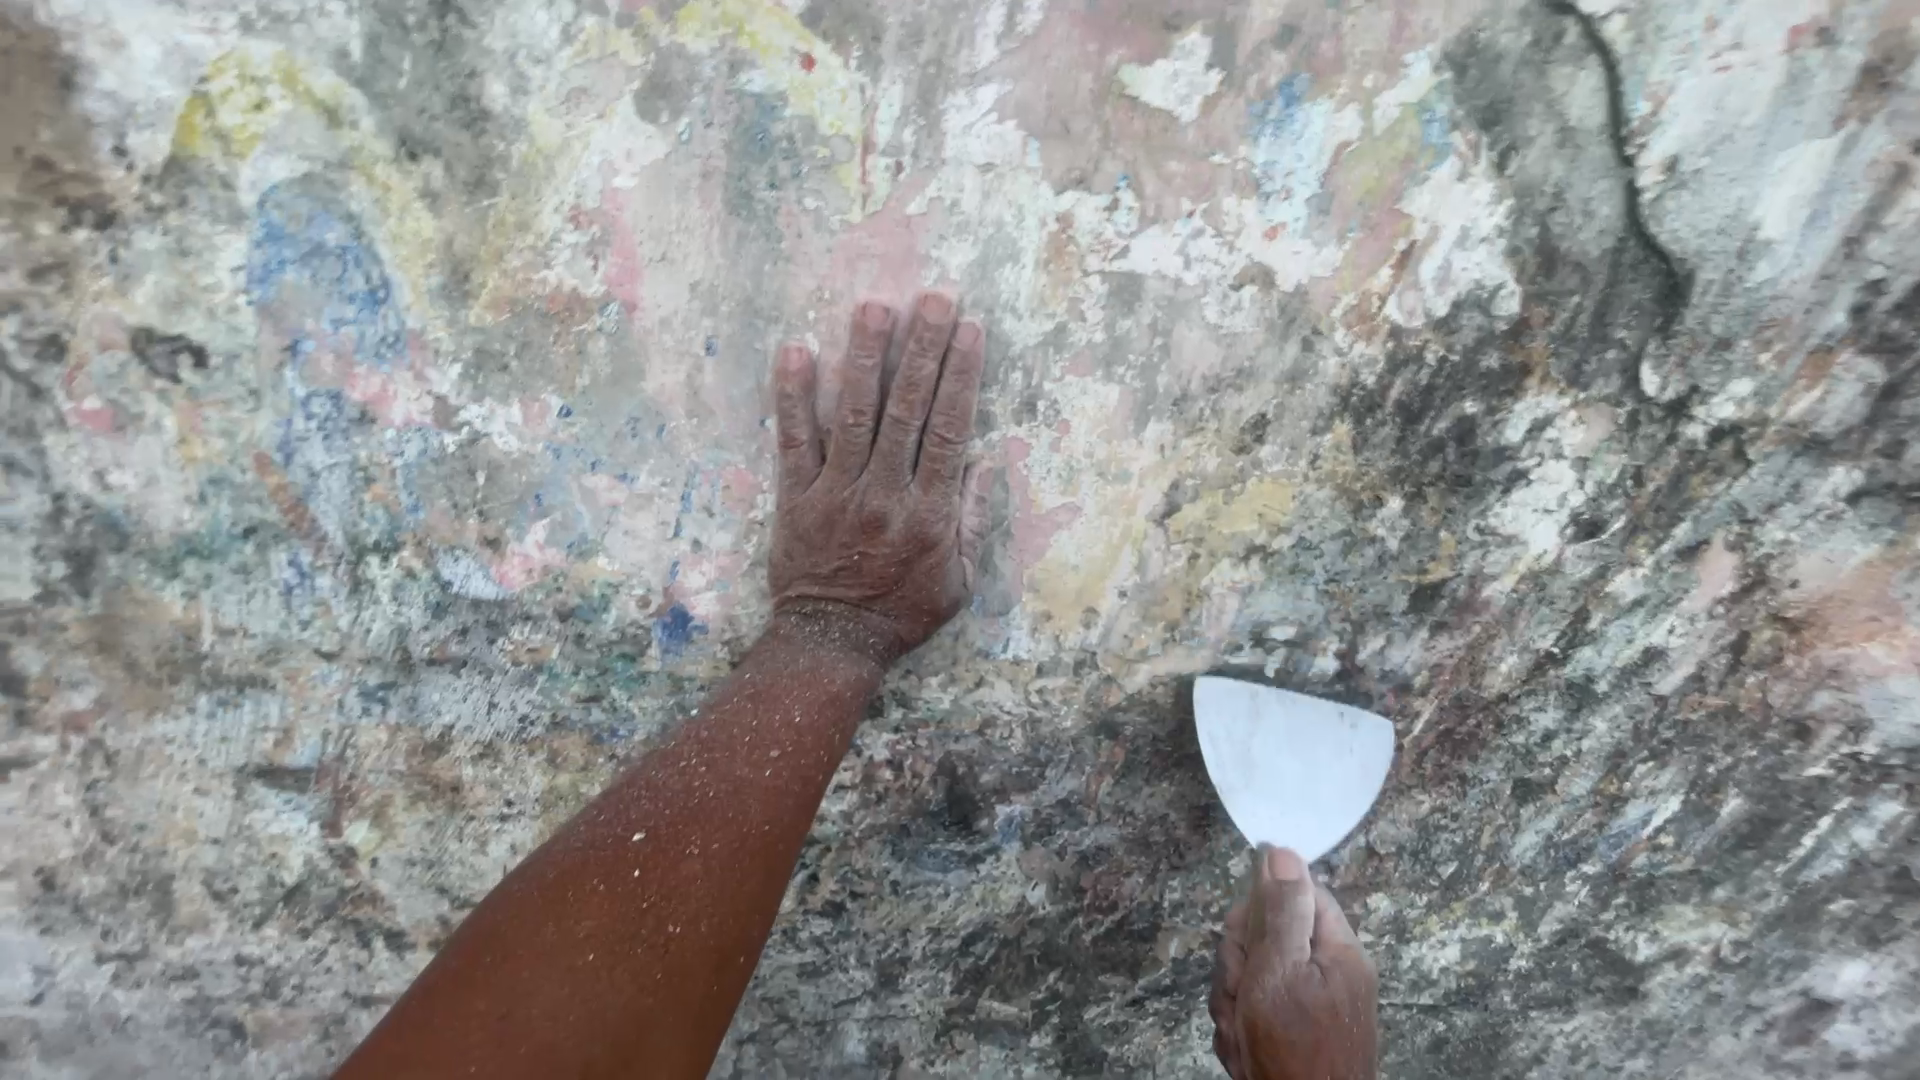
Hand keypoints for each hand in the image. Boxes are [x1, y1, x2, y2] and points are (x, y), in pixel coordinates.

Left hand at [767, 294, 989, 666]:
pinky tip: (796, 352)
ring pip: (853, 416)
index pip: (949, 431)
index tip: (969, 330)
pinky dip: (793, 397)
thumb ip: (973, 521)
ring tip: (874, 308)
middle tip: (932, 298)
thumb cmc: (904, 614)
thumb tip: (985, 460)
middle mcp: (885, 495)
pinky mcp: (796, 499)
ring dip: (865, 359)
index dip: (960, 376)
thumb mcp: (961, 582)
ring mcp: (837, 494)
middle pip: (907, 411)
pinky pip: (794, 442)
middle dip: (922, 350)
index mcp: (930, 514)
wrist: (834, 642)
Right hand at [1210, 848, 1378, 1079]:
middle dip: (1240, 959)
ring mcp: (1305, 1004)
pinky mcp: (1286, 1030)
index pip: (1299, 892)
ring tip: (1241, 1027)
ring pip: (1248, 969)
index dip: (1262, 901)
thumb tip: (1282, 851)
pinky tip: (1243, 1046)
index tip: (1244, 929)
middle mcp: (1326, 973)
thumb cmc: (1292, 1049)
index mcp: (1337, 952)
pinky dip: (1237, 1024)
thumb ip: (1281, 910)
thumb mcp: (1280, 970)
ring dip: (1232, 996)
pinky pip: (1247, 1005)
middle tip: (1242, 989)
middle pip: (1266, 931)